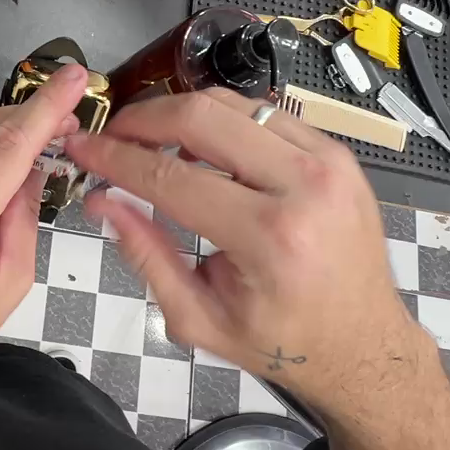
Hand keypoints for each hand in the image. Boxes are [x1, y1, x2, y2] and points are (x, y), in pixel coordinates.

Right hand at [64, 89, 429, 413]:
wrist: (366, 347)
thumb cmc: (282, 342)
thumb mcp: (200, 319)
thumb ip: (145, 255)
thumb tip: (101, 199)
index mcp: (270, 238)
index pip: (171, 177)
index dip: (115, 158)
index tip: (82, 147)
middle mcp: (305, 186)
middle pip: (201, 117)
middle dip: (142, 119)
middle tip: (112, 135)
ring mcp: (328, 160)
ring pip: (231, 103)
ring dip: (178, 114)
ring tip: (149, 141)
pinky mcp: (336, 151)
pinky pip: (262, 112)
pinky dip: (219, 120)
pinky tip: (197, 146)